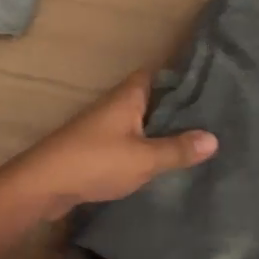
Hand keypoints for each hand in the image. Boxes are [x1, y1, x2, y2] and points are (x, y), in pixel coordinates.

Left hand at [9, 71, 217, 218]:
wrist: (44, 185)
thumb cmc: (95, 162)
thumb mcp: (144, 157)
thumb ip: (177, 149)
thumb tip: (214, 138)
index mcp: (126, 97)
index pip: (155, 73)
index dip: (179, 75)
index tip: (209, 83)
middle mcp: (113, 106)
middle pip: (149, 98)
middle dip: (176, 105)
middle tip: (212, 116)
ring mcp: (101, 128)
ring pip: (139, 122)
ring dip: (160, 129)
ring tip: (195, 139)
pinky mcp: (95, 150)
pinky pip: (128, 142)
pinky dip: (145, 147)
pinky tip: (162, 161)